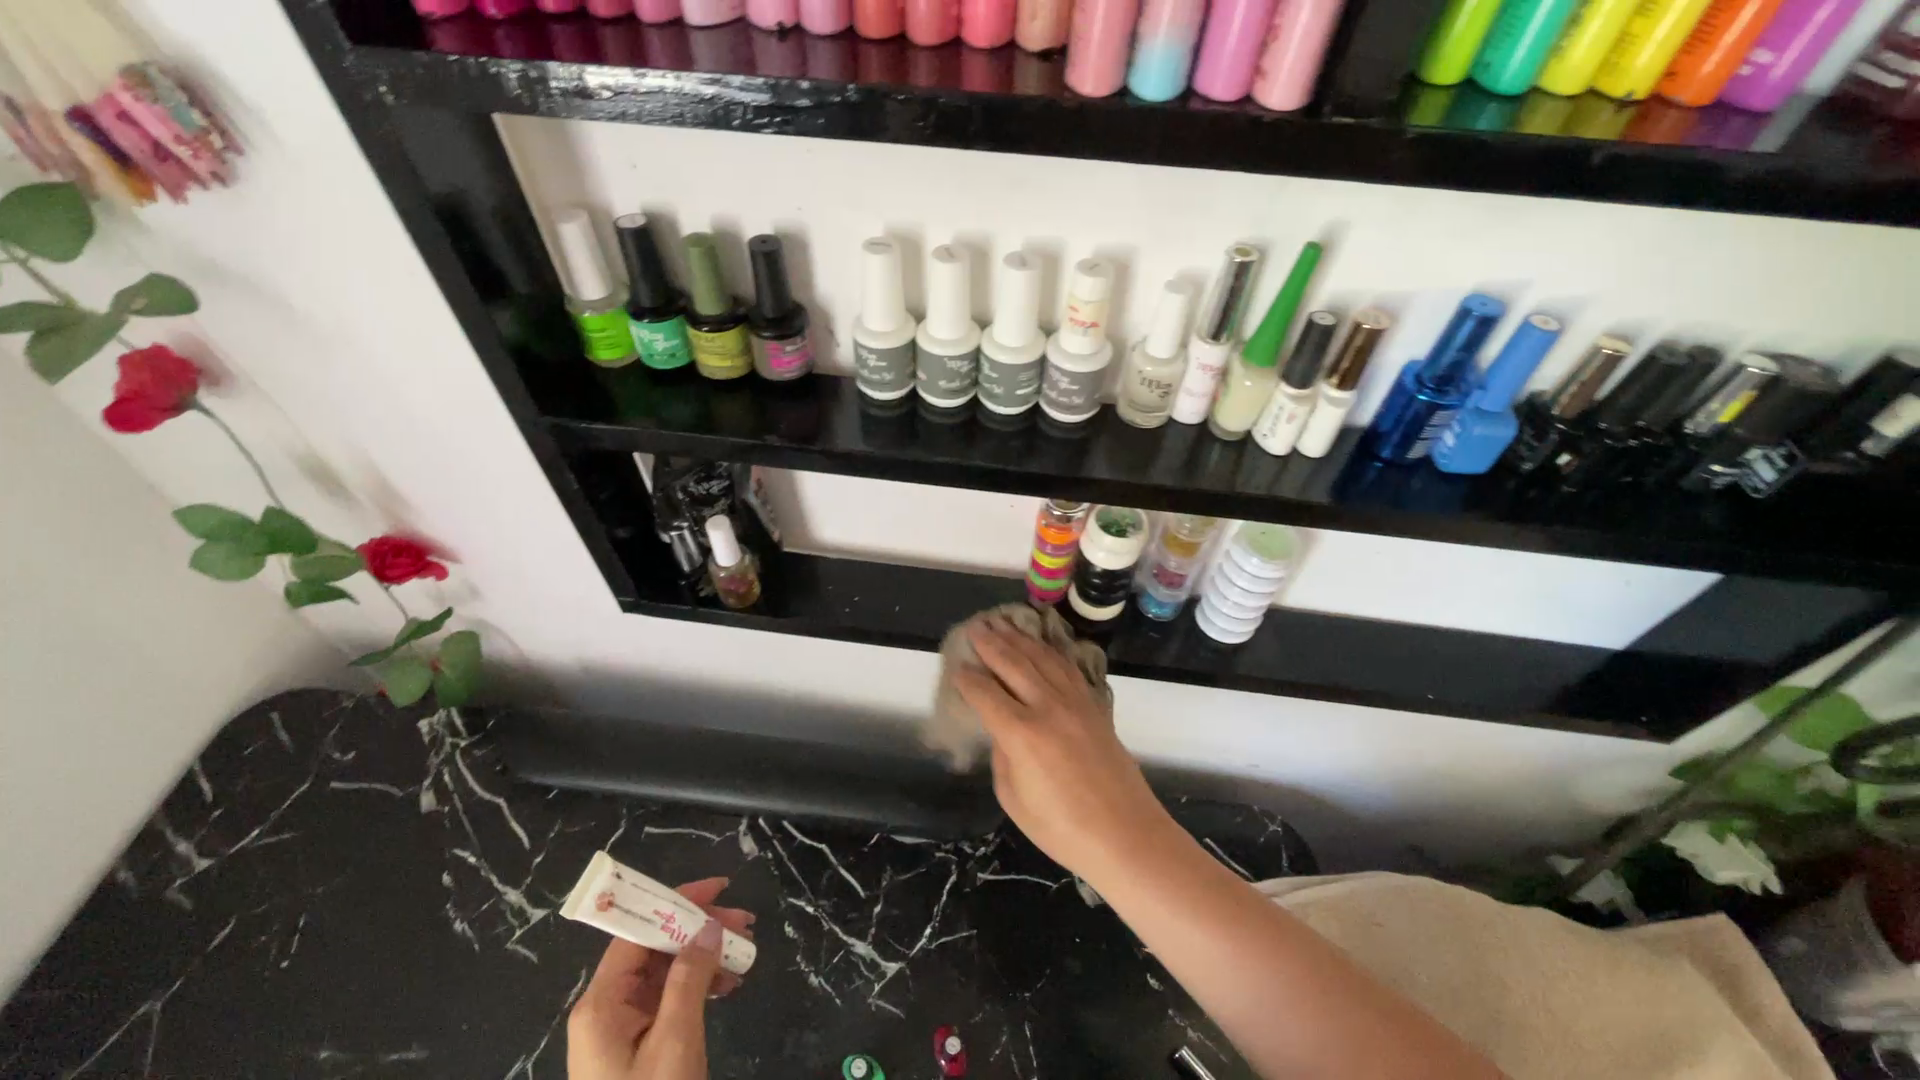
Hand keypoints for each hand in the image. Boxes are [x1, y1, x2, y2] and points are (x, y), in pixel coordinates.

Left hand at [567, 877, 753, 1079]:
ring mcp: (618, 1029)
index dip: (676, 903)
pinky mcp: (633, 1048)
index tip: (721, 889)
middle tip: (746, 924)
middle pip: (652, 949)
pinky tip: (727, 987)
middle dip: (698, 930)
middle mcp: (604, 1008)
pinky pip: (666, 1000)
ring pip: (663, 973)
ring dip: (703, 958)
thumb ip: (689, 980)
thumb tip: (706, 928)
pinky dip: (697, 987)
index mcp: (601, 1003)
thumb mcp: (675, 1042)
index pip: (636, 931)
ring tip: (745, 956)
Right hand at [954, 617, 1172, 878]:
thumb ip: (1002, 756)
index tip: (956, 666)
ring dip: (1020, 639)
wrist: (1125, 834)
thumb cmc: (1062, 828)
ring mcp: (1076, 703)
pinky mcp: (1095, 707)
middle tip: (974, 627)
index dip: (967, 678)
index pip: (984, 692)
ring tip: (1002, 623)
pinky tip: (1041, 645)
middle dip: (991, 643)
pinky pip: (1068, 668)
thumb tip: (1002, 730)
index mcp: (1021, 733)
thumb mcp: (1013, 798)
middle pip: (1013, 663)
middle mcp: (1047, 707)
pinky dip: (1051, 651)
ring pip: (1043, 658)